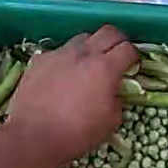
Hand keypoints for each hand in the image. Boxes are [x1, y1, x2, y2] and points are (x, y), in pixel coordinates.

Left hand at [1, 25, 137, 166]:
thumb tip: (113, 91)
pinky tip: (61, 76)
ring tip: (87, 65)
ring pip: (82, 38)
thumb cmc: (77, 132)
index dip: (134, 56)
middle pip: (108, 32)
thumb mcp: (110, 122)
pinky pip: (59, 52)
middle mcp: (83, 53)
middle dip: (117, 41)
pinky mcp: (40, 59)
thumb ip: (116, 99)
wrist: (33, 135)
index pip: (128, 48)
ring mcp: (59, 53)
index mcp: (105, 67)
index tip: (132, 65)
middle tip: (116, 57)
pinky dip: (66, 60)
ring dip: (90, 48)